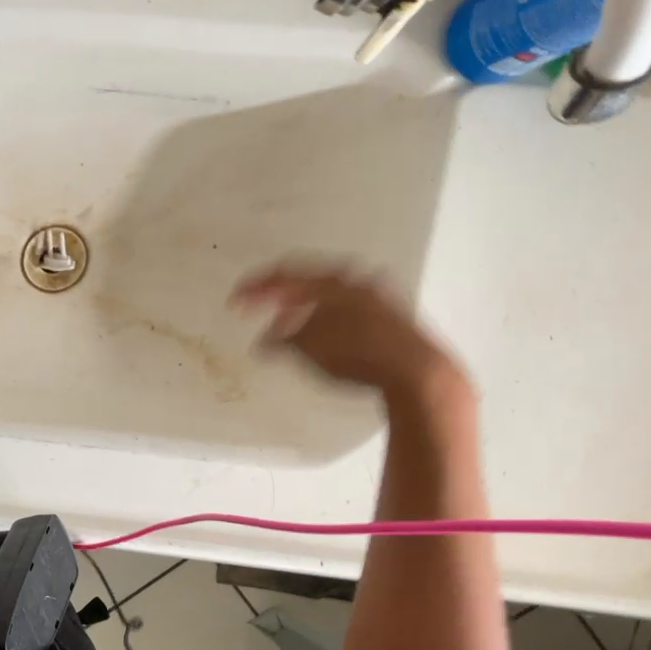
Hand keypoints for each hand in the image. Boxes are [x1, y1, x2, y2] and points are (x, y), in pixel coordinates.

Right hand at [230, 262, 466, 400]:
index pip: (286, 276)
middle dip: (280, 296)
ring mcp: (376, 297)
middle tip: (257, 307)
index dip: (256, 287)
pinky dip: (321, 318)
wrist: (416, 373)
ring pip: (327, 296)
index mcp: (335, 282)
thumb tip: (265, 339)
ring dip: (301, 310)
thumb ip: (281, 338)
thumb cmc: (356, 355)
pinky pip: (343, 309)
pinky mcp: (387, 316)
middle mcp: (357, 282)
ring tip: (282, 328)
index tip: (234, 300)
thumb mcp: (308, 348)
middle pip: (309, 282)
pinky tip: (313, 337)